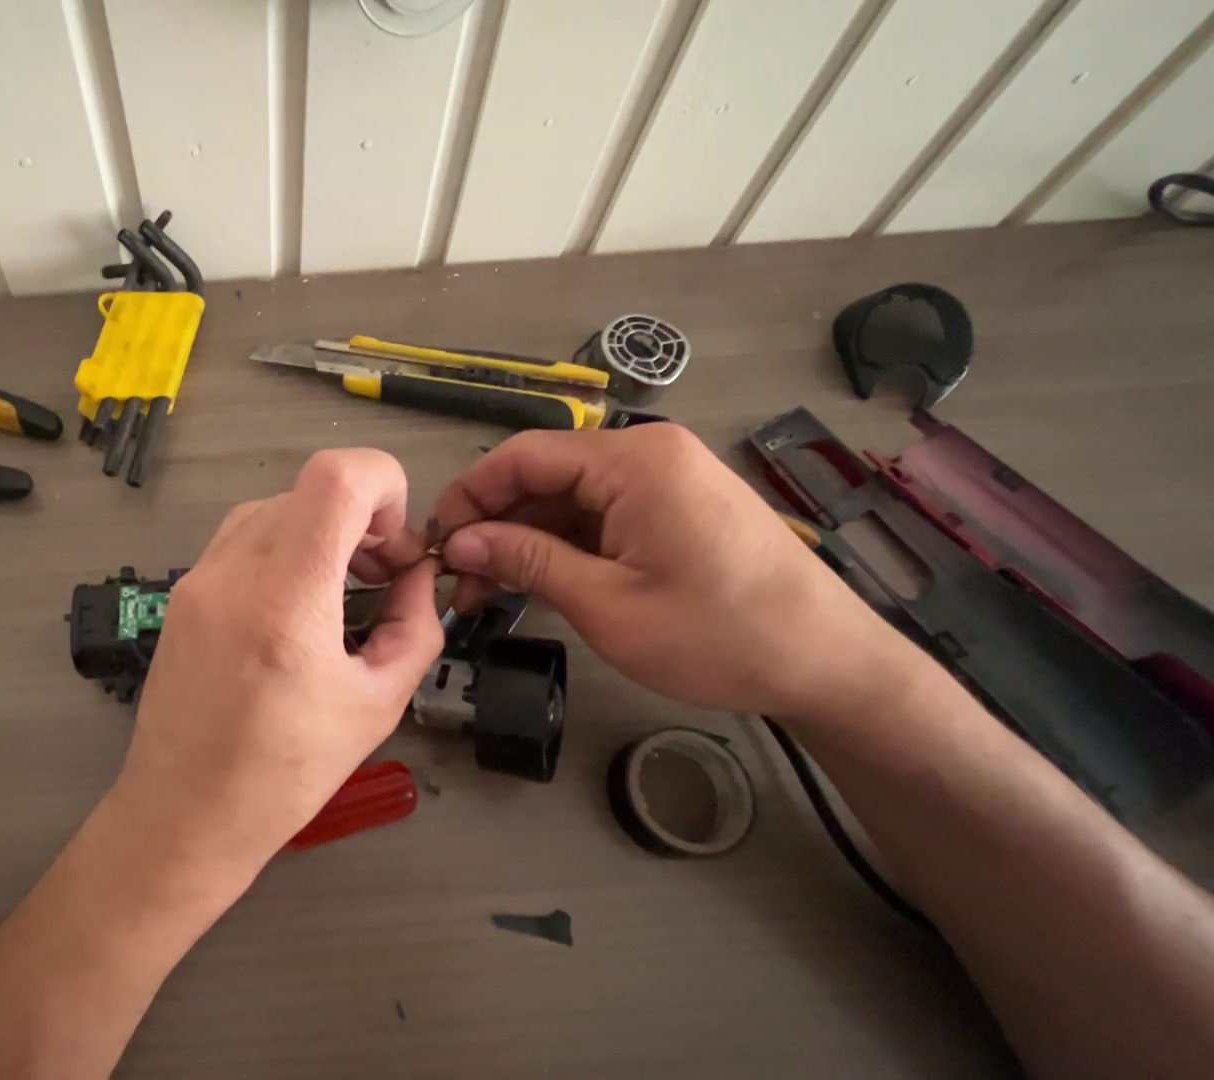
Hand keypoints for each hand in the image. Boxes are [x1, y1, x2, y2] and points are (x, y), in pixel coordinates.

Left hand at [113, 450, 444, 869]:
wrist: (185, 812)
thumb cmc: (286, 773)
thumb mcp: (377, 703)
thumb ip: (413, 624)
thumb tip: (419, 575)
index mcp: (287, 599)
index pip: (336, 476)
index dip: (384, 484)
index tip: (396, 541)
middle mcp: (232, 571)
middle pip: (308, 489)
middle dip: (360, 517)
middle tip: (380, 577)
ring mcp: (198, 577)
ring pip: (274, 507)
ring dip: (320, 530)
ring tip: (340, 589)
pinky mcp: (182, 592)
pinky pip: (242, 538)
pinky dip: (283, 548)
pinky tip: (297, 602)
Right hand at [431, 425, 914, 719]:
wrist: (830, 665)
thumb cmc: (718, 635)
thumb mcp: (606, 604)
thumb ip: (525, 561)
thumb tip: (456, 543)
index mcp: (634, 461)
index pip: (522, 456)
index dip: (468, 495)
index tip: (433, 544)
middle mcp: (647, 454)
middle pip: (542, 476)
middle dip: (492, 526)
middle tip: (455, 582)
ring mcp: (664, 481)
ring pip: (566, 500)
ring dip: (522, 542)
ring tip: (486, 593)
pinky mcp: (672, 509)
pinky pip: (598, 516)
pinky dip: (560, 548)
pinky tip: (533, 583)